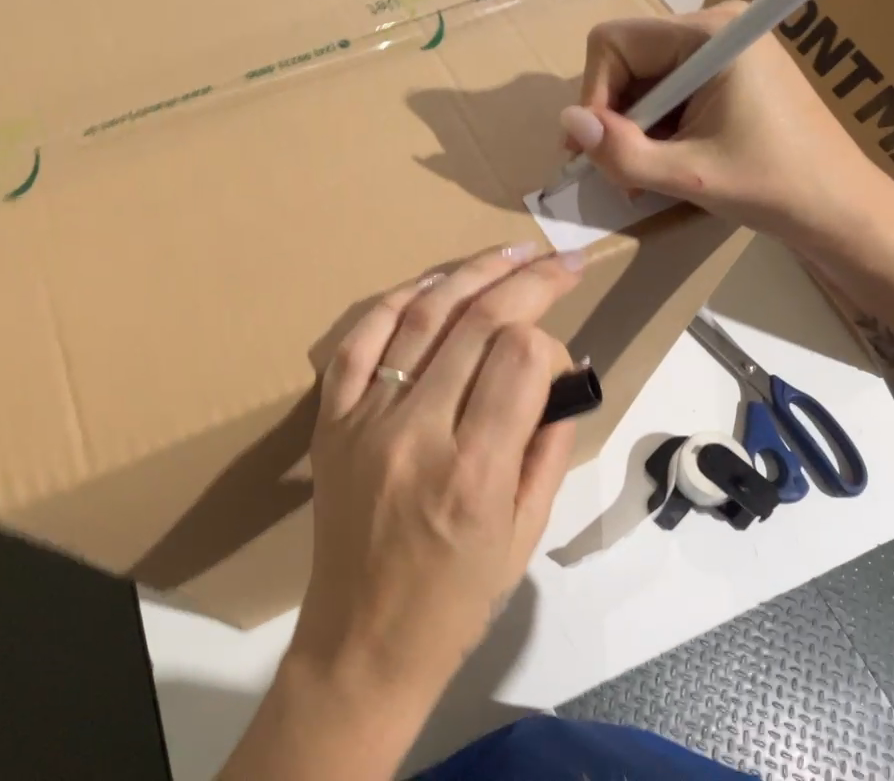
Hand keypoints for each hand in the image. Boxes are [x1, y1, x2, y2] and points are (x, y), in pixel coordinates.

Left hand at [289, 243, 583, 703]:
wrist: (361, 641)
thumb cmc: (455, 602)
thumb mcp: (526, 536)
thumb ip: (549, 448)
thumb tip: (563, 376)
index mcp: (475, 473)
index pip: (521, 357)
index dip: (550, 341)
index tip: (559, 360)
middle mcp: (417, 434)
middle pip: (477, 322)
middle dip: (527, 279)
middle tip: (560, 259)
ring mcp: (364, 421)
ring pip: (420, 317)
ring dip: (469, 274)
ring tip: (509, 252)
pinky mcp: (330, 420)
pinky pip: (359, 341)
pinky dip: (397, 302)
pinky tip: (433, 284)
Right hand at [558, 0, 893, 244]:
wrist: (838, 206)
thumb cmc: (771, 187)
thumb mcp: (686, 175)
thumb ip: (620, 151)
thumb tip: (566, 122)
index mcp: (709, 34)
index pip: (613, 42)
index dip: (595, 95)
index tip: (601, 147)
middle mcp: (715, 25)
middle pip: (625, 59)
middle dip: (614, 117)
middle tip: (622, 172)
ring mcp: (723, 45)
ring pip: (641, 78)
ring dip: (633, 128)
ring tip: (647, 175)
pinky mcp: (727, 69)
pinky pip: (666, 88)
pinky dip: (655, 126)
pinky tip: (669, 160)